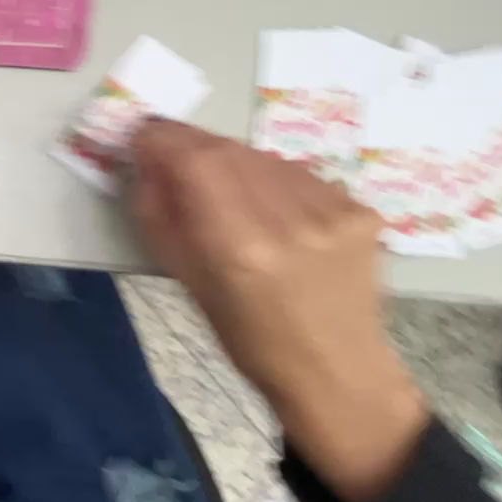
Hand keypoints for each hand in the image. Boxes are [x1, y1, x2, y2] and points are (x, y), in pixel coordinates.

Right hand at [129, 120, 427, 501]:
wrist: (332, 366)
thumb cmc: (243, 336)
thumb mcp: (185, 281)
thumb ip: (162, 217)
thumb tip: (147, 166)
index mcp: (239, 248)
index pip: (197, 162)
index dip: (163, 139)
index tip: (141, 135)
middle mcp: (291, 220)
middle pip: (229, 151)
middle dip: (189, 143)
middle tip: (164, 150)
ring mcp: (334, 210)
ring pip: (263, 156)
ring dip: (227, 158)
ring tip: (213, 183)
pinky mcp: (361, 208)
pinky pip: (296, 174)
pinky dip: (266, 176)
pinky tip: (262, 203)